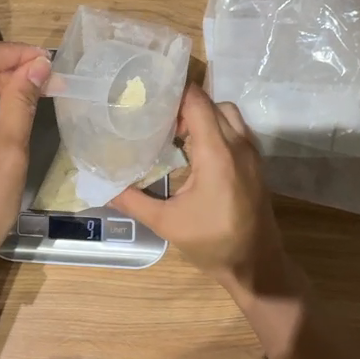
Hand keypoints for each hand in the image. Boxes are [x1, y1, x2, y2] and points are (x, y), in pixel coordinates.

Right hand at [113, 83, 295, 297]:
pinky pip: (235, 130)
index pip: (197, 102)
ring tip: (174, 132)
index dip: (173, 93)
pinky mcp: (254, 163)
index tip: (147, 98)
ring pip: (227, 114)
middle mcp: (238, 145)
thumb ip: (133, 200)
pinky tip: (193, 149)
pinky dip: (215, 128)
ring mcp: (251, 153)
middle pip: (212, 103)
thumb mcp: (166, 223)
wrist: (257, 265)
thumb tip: (102, 187)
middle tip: (155, 118)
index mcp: (217, 154)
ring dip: (202, 115)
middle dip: (183, 104)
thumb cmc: (213, 243)